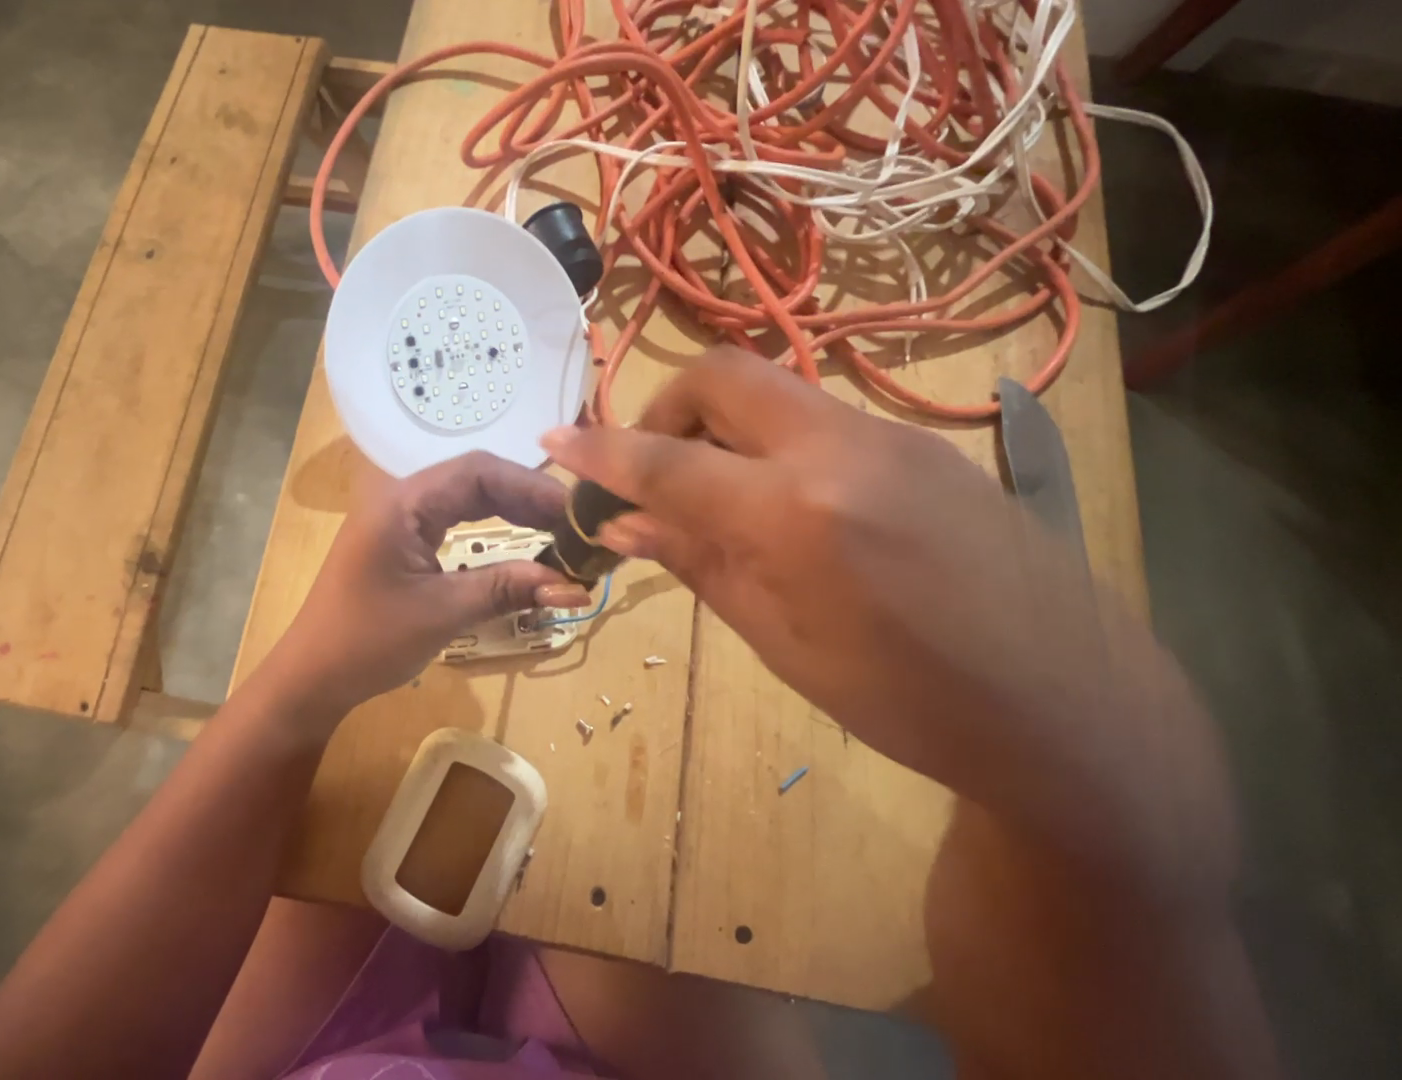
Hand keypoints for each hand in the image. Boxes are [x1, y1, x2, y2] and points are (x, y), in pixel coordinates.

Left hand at [262, 452, 588, 721]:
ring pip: (466, 498)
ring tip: (557, 532)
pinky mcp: (400, 541)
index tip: (575, 513)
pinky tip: (518, 541)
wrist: (312, 675)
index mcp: (403, 502)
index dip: (531, 487)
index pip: (478, 471)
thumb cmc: (369, 641)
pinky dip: (489, 529)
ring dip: (511, 511)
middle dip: (527, 498)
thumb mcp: (443, 613)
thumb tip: (575, 587)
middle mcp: (400, 498)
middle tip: (575, 525)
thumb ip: (507, 589)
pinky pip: (453, 520)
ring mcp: (398, 519)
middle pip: (475, 479)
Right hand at [542, 351, 1235, 904]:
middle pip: (723, 376)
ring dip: (722, 426)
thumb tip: (623, 521)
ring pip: (775, 392)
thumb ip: (695, 562)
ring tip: (715, 497)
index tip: (554, 443)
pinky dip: (774, 443)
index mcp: (795, 513)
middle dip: (665, 409)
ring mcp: (892, 436)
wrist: (1068, 707)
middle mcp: (841, 448)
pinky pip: (822, 420)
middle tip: (651, 470)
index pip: (666, 462)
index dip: (600, 452)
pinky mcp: (924, 444)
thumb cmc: (904, 700)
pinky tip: (785, 507)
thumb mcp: (778, 640)